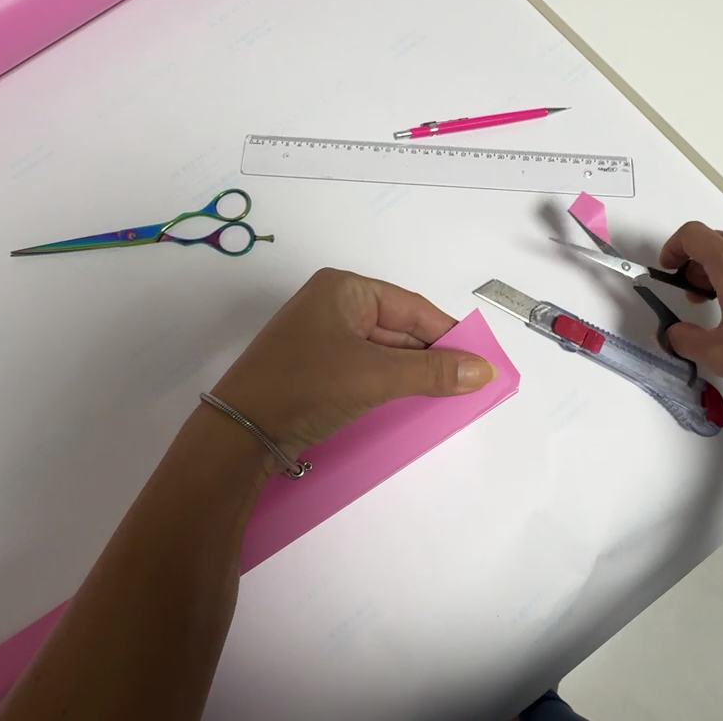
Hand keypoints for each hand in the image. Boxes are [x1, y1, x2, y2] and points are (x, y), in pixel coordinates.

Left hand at [208, 269, 495, 459]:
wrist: (238, 432)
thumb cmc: (306, 386)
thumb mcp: (374, 376)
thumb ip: (431, 372)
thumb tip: (484, 370)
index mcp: (344, 289)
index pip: (412, 308)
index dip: (448, 335)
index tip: (481, 361)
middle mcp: (334, 305)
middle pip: (399, 329)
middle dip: (432, 357)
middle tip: (470, 384)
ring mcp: (323, 337)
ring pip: (384, 351)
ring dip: (412, 373)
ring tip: (449, 397)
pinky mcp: (317, 368)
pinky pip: (366, 369)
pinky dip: (389, 384)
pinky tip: (412, 402)